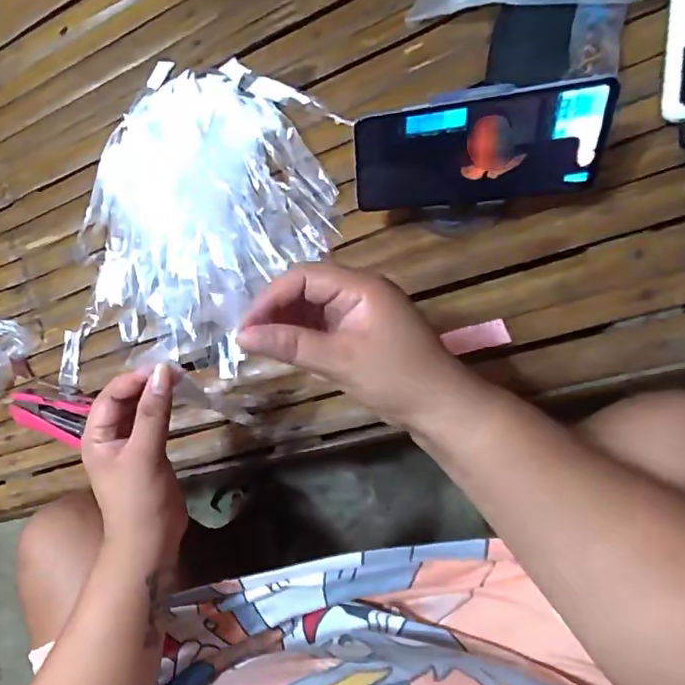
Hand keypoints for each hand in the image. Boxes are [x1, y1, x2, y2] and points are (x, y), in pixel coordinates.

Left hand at [81, 363, 186, 568]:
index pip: (111, 395)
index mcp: (96, 436)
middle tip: (175, 370)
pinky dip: (164, 411)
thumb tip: (162, 371)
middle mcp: (109, 438)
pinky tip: (178, 400)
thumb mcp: (144, 454)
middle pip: (125, 400)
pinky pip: (153, 425)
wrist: (150, 545)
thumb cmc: (138, 501)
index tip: (162, 367)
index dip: (134, 379)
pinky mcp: (149, 455)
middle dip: (146, 384)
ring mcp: (130, 447)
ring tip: (180, 379)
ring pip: (140, 411)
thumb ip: (153, 412)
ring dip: (156, 395)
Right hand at [237, 264, 475, 429]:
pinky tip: (285, 350)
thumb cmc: (395, 380)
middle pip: (306, 287)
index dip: (269, 298)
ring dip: (285, 322)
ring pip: (312, 307)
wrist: (442, 408)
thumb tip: (243, 336)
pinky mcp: (360, 332)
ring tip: (260, 345)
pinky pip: (322, 325)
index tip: (246, 327)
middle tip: (248, 337)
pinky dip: (301, 335)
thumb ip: (290, 345)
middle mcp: (359, 291)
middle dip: (274, 309)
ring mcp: (360, 312)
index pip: (302, 276)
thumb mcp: (338, 361)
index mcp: (360, 286)